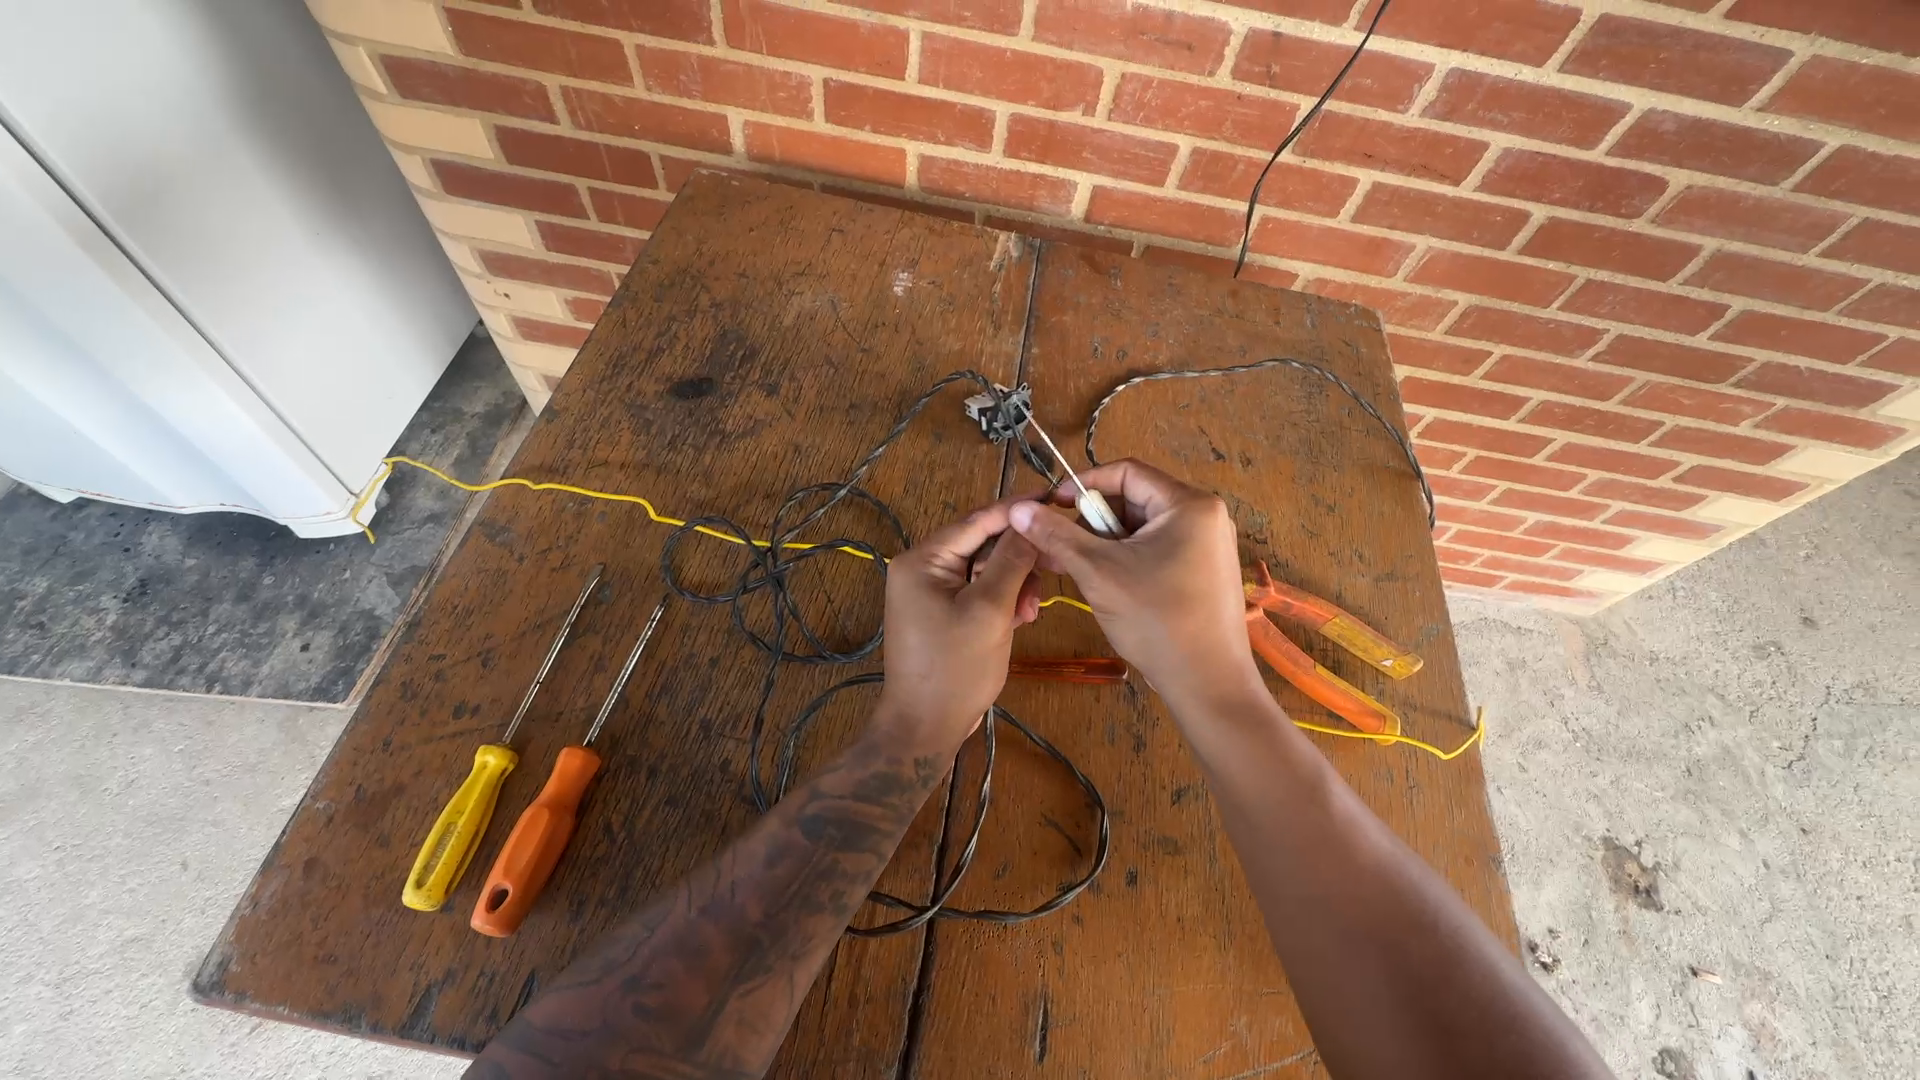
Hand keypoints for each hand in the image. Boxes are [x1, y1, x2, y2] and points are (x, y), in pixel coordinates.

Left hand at [877, 499, 1041, 752]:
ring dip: (1014, 583)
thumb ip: (1011, 561)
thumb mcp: (989, 611)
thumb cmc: (955, 668)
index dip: (1017, 511)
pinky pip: (979, 592)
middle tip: (1056, 566)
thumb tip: (1030, 519)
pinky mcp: (943, 614)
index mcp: (923, 560)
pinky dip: (1002, 600)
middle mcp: (922, 568)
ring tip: (1030, 611)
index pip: (977, 521)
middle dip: (1019, 558)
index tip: (1056, 500)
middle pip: (982, 544)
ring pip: (986, 570)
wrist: (926, 727)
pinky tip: (1021, 618)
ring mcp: (931, 593)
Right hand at [1008, 460, 1261, 712]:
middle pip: (1133, 501)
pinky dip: (1123, 560)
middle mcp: (1204, 517)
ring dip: (1102, 544)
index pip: (1126, 472)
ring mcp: (1206, 546)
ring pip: (1140, 529)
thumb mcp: (1099, 573)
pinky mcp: (1202, 573)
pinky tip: (1099, 583)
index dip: (1083, 484)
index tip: (1051, 506)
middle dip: (1090, 521)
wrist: (1208, 685)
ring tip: (1070, 568)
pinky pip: (1154, 551)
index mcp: (1189, 505)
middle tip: (1056, 546)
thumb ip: (1057, 536)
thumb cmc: (1157, 621)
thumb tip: (1018, 508)